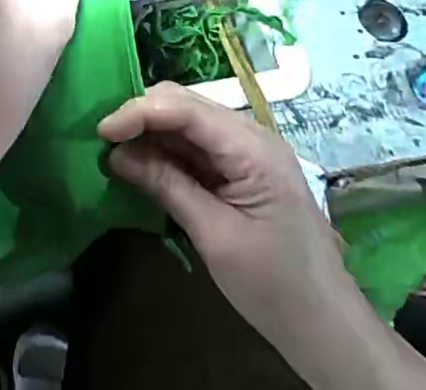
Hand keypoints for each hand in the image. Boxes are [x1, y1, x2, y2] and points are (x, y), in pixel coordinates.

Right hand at [97, 83, 354, 345]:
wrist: (324, 321)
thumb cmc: (273, 284)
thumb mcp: (214, 235)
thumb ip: (166, 186)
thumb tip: (116, 154)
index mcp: (251, 146)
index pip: (186, 108)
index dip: (139, 111)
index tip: (101, 131)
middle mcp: (250, 134)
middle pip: (185, 104)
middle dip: (141, 115)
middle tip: (103, 141)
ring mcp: (247, 148)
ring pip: (188, 121)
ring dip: (151, 131)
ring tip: (114, 150)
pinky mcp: (241, 167)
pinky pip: (198, 145)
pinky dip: (167, 149)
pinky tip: (143, 162)